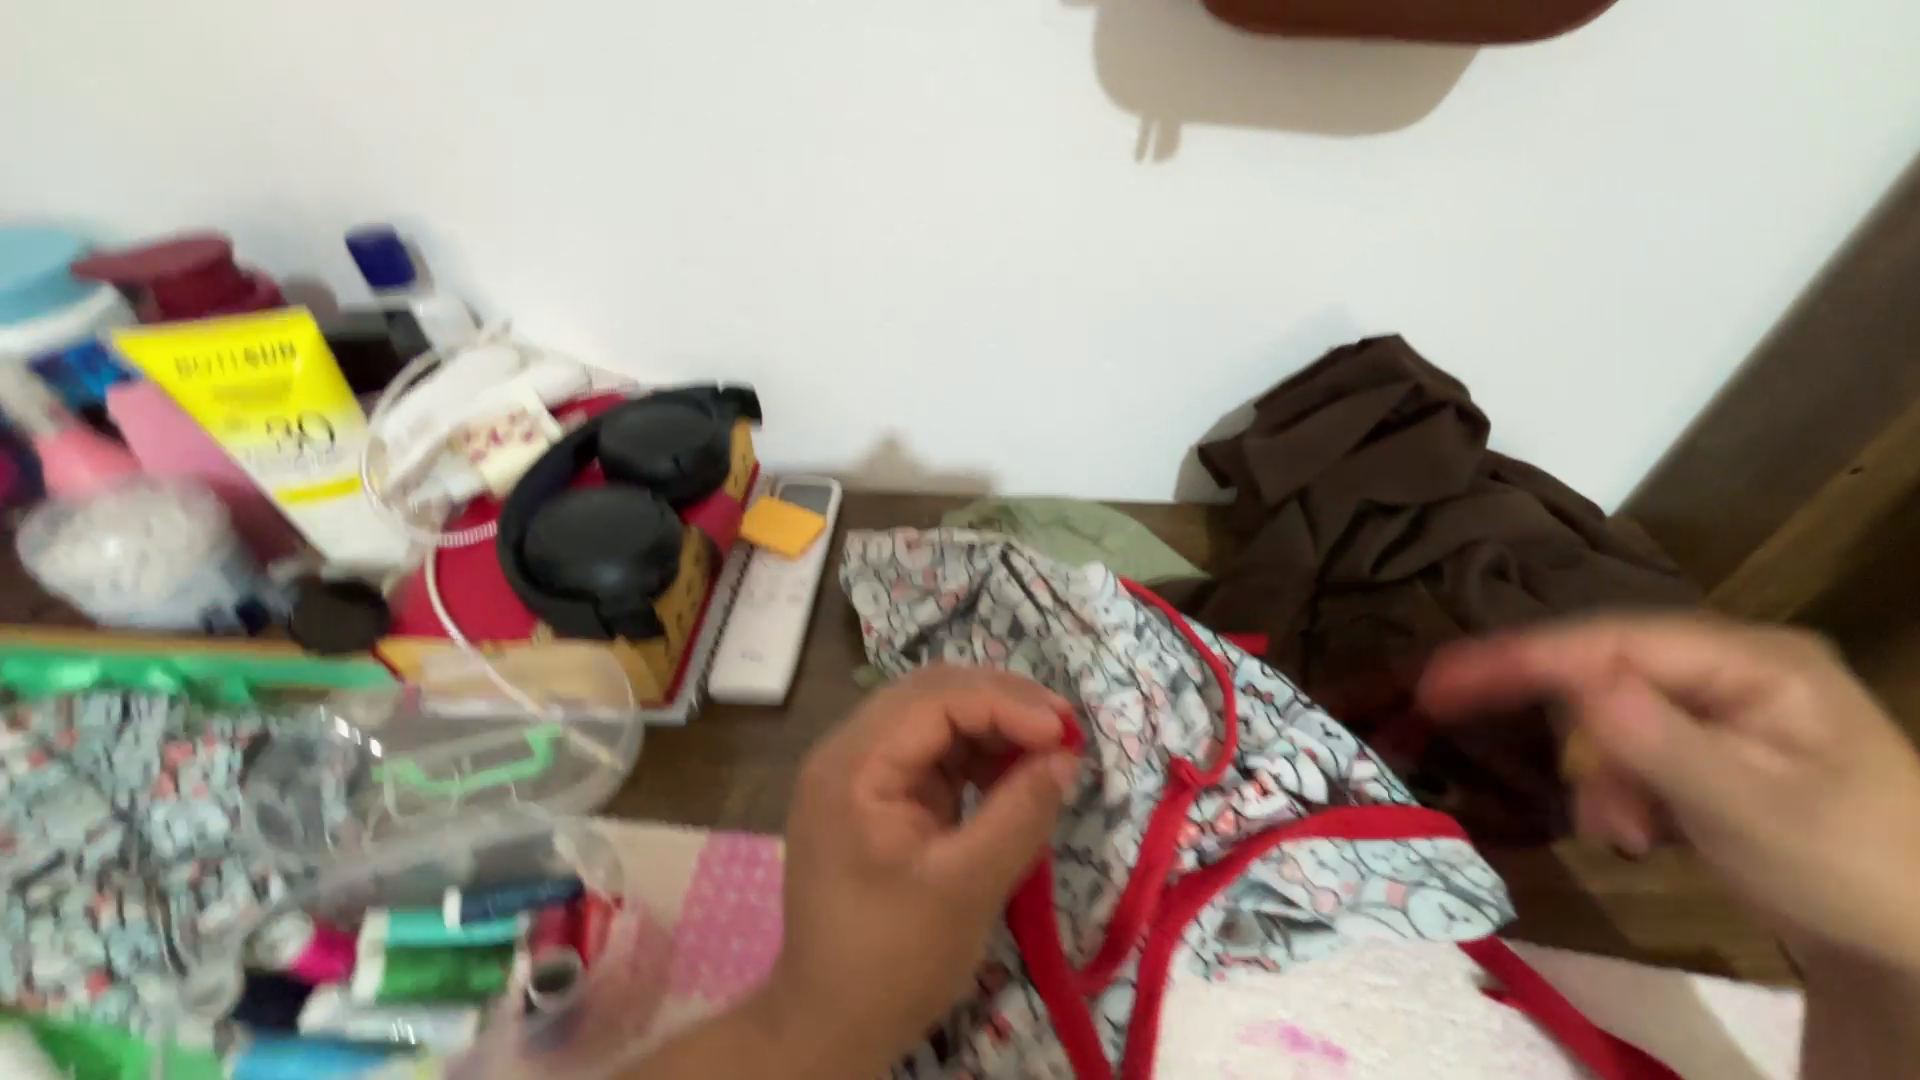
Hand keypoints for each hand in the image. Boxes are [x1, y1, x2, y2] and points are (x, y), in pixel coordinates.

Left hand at [756, 665, 1080, 1075]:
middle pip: (930, 694)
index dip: (1003, 703)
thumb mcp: (967, 888)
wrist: (830, 1024)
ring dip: (993, 724)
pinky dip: (977, 754)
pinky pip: (933, 752)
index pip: (932, 700)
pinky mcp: (878, 793)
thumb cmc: (892, 961)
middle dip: (1001, 703)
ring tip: (1047, 750)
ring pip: (934, 716)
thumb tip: (1067, 756)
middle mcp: (847, 752)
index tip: (1063, 733)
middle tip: (1063, 730)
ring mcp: (860, 771)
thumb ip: (1020, 813)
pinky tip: (1013, 773)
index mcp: (852, 767)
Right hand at [1418, 614, 1919, 971]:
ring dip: (1600, 777)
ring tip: (1624, 834)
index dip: (1521, 655)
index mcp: (1753, 660)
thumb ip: (1663, 743)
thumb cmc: (1857, 872)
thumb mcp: (1756, 812)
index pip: (1611, 641)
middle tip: (1520, 768)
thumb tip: (1578, 686)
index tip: (1440, 677)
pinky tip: (1636, 830)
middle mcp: (1728, 664)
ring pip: (1606, 716)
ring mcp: (1716, 701)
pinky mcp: (1702, 738)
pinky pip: (1625, 746)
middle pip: (1601, 673)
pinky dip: (1616, 789)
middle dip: (1576, 739)